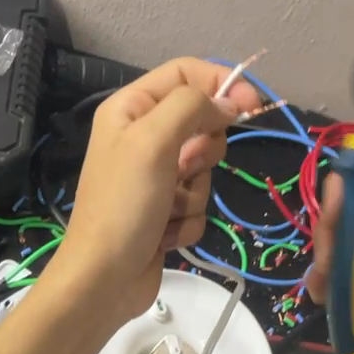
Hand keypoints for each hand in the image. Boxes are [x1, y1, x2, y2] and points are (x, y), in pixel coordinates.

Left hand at [47, 59, 263, 329]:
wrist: (103, 279)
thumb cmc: (123, 206)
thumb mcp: (153, 140)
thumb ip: (192, 106)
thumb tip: (229, 104)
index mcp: (131, 110)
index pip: (186, 73)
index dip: (220, 83)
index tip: (251, 105)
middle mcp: (142, 140)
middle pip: (201, 125)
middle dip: (202, 153)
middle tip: (181, 170)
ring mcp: (155, 181)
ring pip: (204, 172)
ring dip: (192, 196)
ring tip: (164, 213)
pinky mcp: (165, 216)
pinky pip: (197, 208)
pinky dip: (186, 224)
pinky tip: (162, 237)